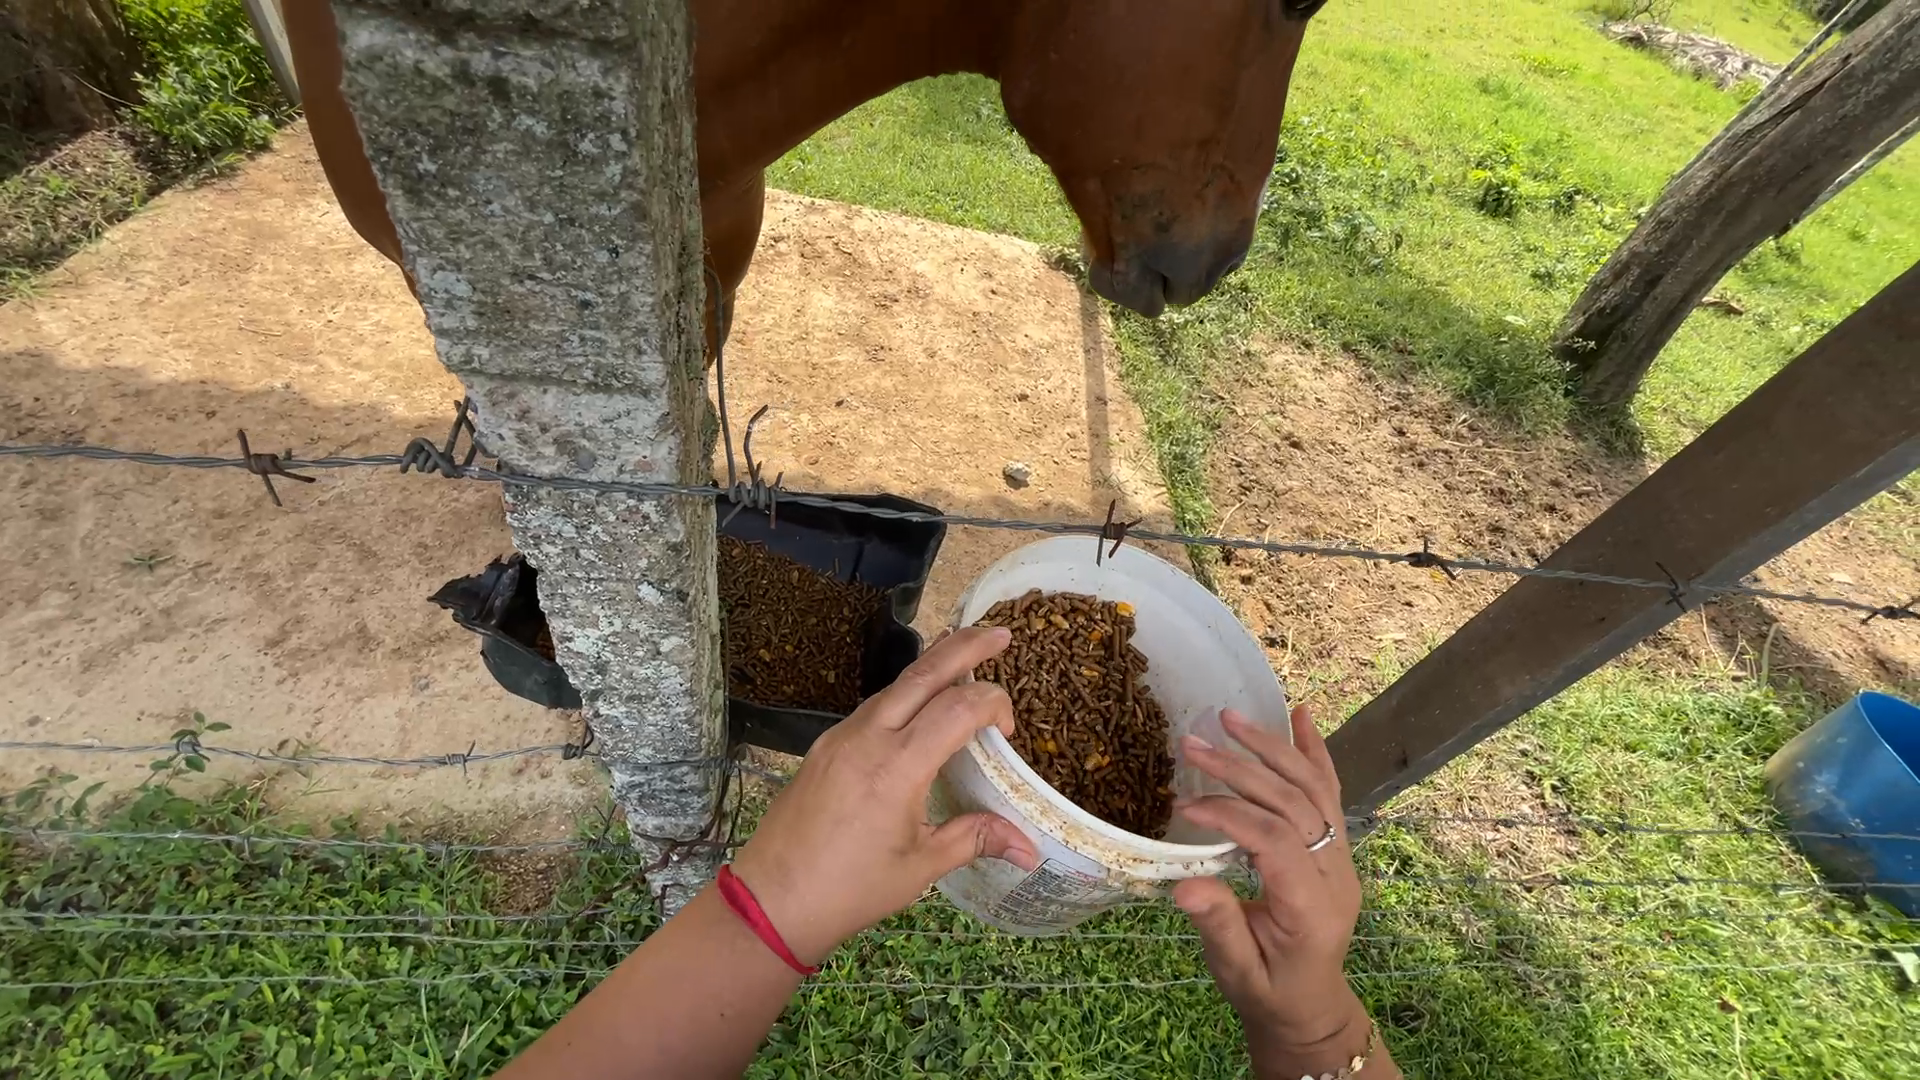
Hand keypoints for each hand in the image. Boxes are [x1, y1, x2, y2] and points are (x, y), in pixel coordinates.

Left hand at [729, 626, 1039, 964]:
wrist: (771, 900)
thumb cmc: (851, 889)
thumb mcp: (921, 867)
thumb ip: (975, 838)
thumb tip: (1031, 848)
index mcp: (897, 766)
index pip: (957, 708)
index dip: (992, 705)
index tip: (1008, 731)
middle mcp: (868, 736)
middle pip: (924, 672)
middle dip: (966, 645)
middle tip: (1000, 633)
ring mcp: (842, 734)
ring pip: (896, 684)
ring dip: (933, 666)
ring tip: (965, 659)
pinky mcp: (826, 743)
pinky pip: (874, 705)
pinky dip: (906, 694)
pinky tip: (919, 707)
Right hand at [1172, 706, 1369, 1065]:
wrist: (1311, 1006)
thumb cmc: (1268, 989)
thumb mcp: (1236, 971)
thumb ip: (1218, 926)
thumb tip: (1184, 887)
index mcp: (1311, 907)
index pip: (1276, 842)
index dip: (1230, 815)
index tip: (1185, 804)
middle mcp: (1336, 872)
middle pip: (1294, 804)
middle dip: (1241, 769)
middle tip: (1192, 743)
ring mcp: (1342, 855)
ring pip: (1313, 787)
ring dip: (1271, 747)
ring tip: (1229, 717)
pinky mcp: (1337, 844)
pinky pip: (1329, 791)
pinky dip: (1314, 751)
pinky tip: (1299, 716)